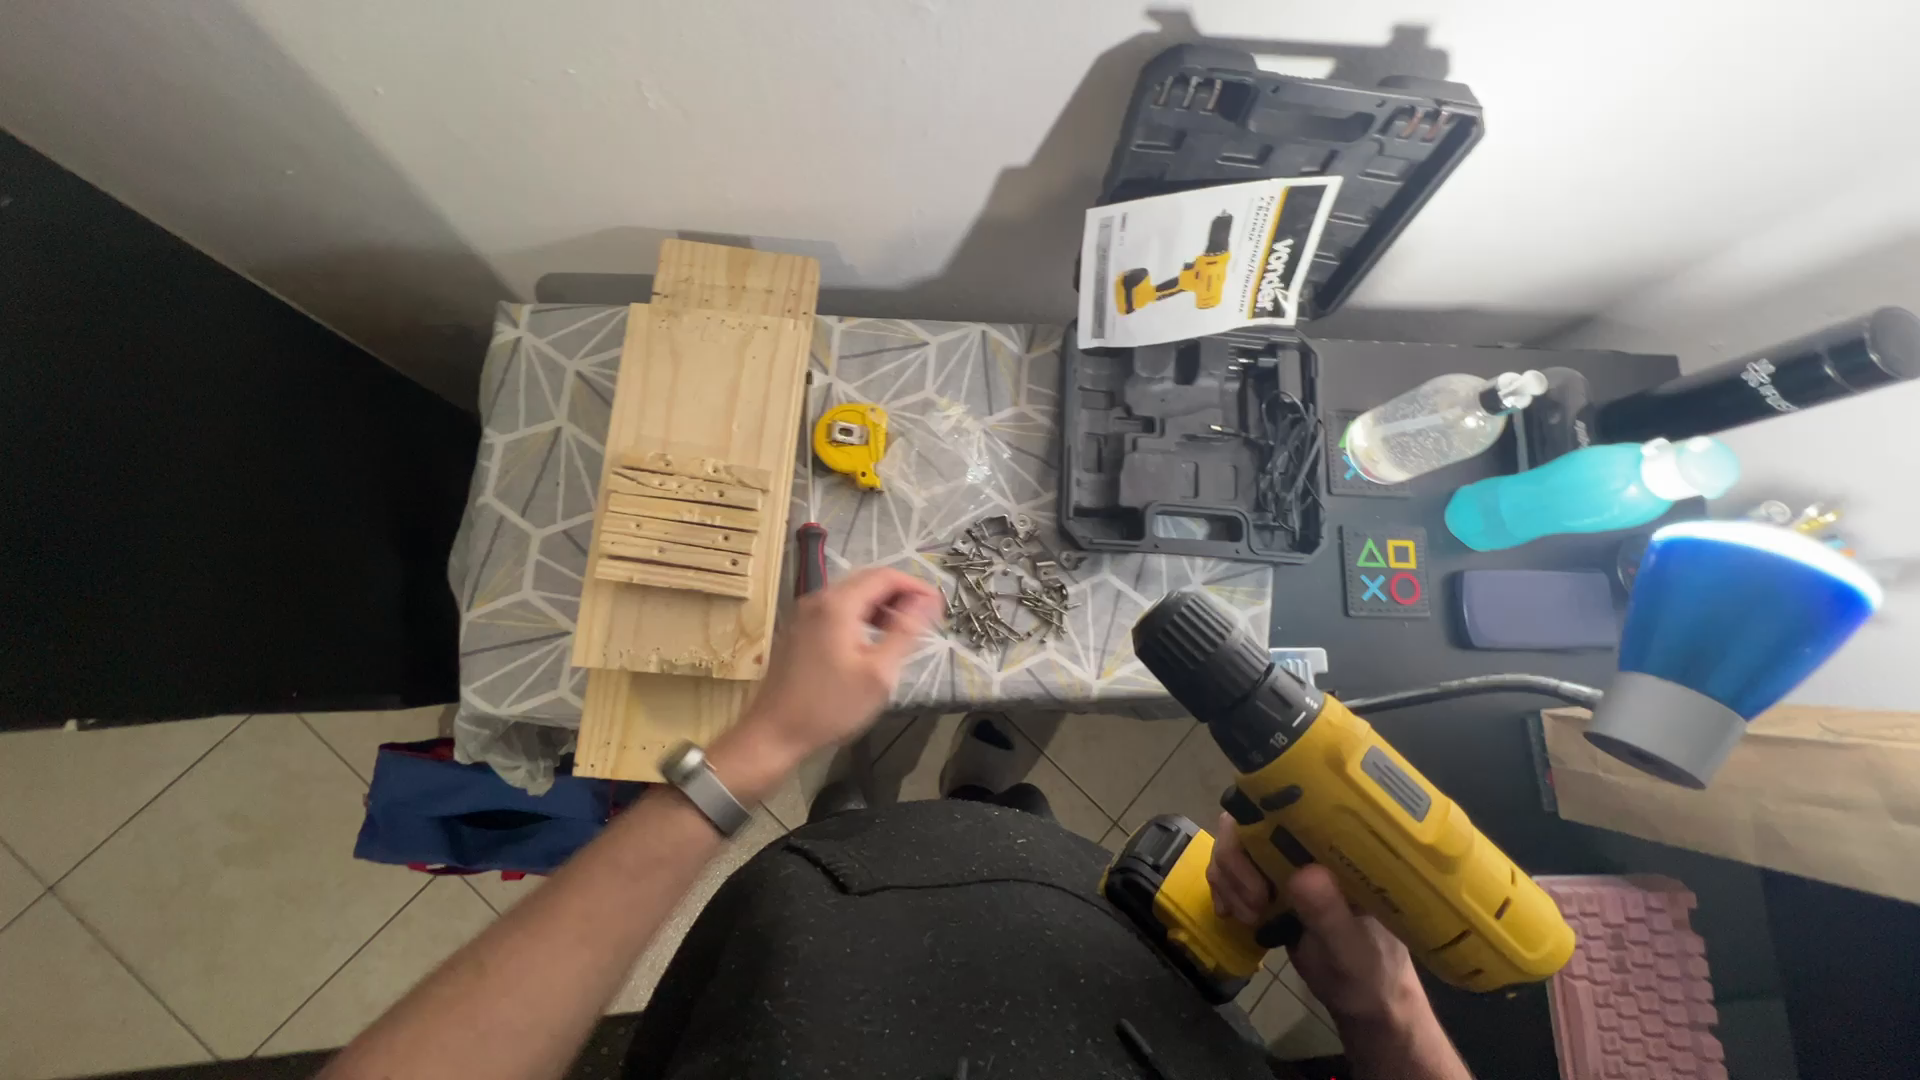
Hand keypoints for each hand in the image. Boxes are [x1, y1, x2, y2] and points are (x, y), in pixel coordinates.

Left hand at [732, 567, 941, 764]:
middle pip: (868, 581)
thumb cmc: (830, 707)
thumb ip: (905, 632)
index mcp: (838, 604)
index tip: (939, 606)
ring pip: (852, 595)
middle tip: (925, 619)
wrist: (773, 734)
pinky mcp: (799, 629)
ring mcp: (804, 613)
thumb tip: (927, 602)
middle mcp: (818, 599)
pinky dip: (861, 616)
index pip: (886, 576)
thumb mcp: (878, 673)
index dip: (916, 586)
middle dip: (900, 594)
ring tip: (903, 631)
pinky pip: (837, 610)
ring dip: (881, 606)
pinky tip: (872, 640)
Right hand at [1207, 814, 1429, 1032]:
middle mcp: (1303, 846)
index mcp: (1332, 848)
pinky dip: (1222, 889)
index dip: (1258, 822)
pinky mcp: (1263, 880)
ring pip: (1231, 845)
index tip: (1257, 868)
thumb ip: (1328, 912)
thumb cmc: (1369, 971)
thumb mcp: (1351, 947)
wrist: (1362, 999)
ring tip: (1248, 917)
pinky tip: (1231, 914)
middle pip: (1247, 824)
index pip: (1287, 809)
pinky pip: (1226, 868)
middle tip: (1253, 905)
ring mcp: (1281, 862)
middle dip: (1235, 861)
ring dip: (1227, 880)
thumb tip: (1304, 872)